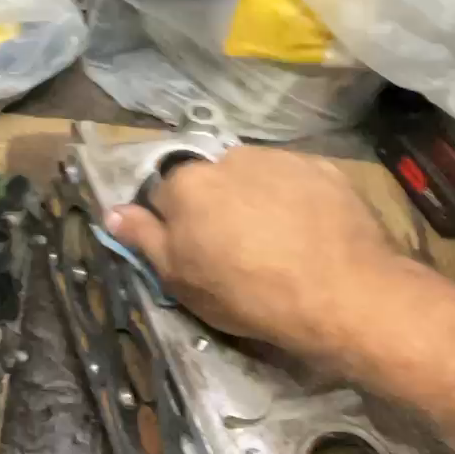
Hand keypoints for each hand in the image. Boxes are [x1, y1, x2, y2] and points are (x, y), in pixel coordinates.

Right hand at [104, 147, 405, 347]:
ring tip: (275, 242)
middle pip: (209, 183)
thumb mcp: (180, 279)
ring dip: (253, 201)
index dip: (174, 227)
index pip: (163, 196)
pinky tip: (306, 233)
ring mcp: (280, 159)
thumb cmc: (247, 293)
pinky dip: (292, 200)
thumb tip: (111, 212)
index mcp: (187, 184)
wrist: (343, 294)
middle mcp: (229, 159)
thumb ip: (143, 239)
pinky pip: (293, 181)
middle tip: (235, 252)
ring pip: (252, 179)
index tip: (194, 254)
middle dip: (215, 209)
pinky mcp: (322, 168)